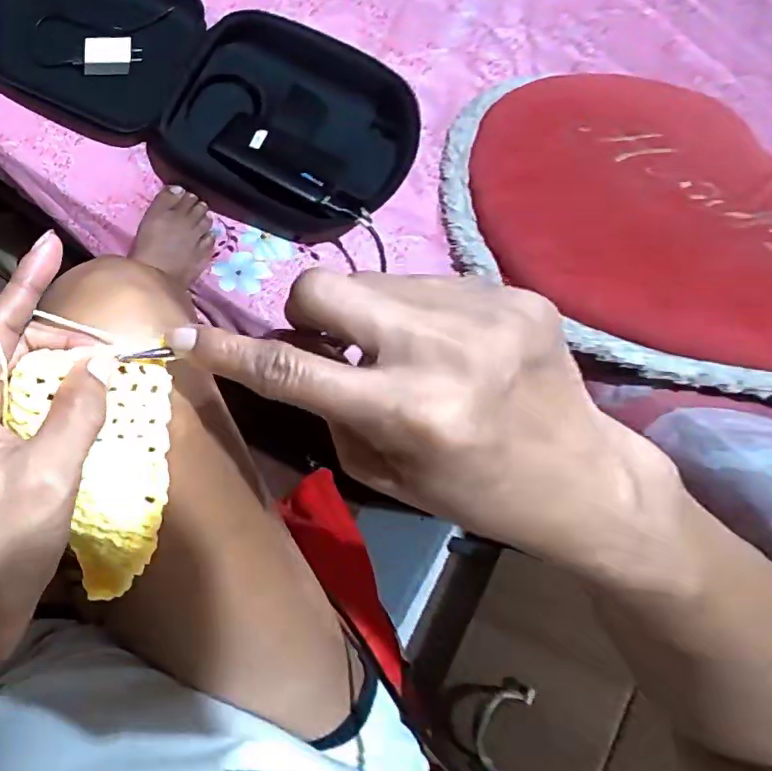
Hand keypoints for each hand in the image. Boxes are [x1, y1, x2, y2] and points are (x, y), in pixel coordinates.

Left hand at [0, 232, 106, 664]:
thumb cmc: (3, 547)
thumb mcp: (47, 477)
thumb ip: (75, 414)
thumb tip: (98, 366)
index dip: (25, 284)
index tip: (48, 243)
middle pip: (10, 346)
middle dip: (57, 337)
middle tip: (106, 350)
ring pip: (20, 371)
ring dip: (60, 364)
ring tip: (101, 371)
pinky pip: (25, 398)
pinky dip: (56, 390)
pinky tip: (84, 393)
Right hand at [170, 270, 685, 580]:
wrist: (589, 480)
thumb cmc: (469, 490)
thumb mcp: (377, 466)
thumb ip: (323, 403)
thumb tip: (286, 347)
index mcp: (409, 413)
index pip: (290, 368)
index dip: (227, 349)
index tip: (182, 334)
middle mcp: (445, 352)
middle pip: (320, 286)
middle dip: (303, 310)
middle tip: (327, 341)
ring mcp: (486, 311)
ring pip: (368, 279)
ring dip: (363, 312)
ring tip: (400, 348)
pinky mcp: (514, 291)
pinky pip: (419, 280)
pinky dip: (409, 309)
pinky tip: (443, 342)